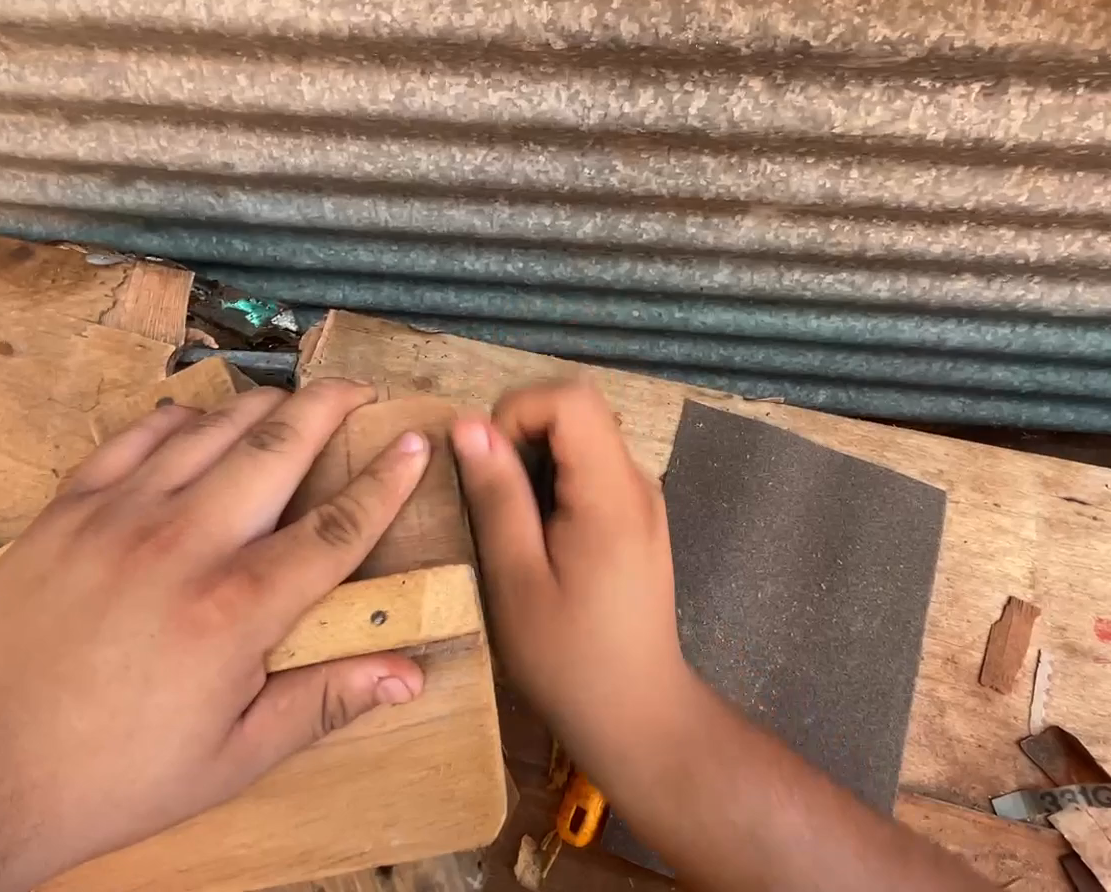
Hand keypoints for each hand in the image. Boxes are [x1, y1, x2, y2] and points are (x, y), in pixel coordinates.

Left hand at [0, 381, 431, 891]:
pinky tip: (201, 423)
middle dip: (332, 405)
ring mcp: (121, 515)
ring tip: (294, 402)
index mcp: (236, 611)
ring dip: (266, 404)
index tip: (416, 443)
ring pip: (215, 427)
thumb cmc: (108, 778)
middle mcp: (186, 544)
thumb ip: (325, 702)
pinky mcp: (68, 507)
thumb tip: (410, 676)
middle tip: (360, 388)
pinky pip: (139, 434)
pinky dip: (184, 417)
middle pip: (280, 446)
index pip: (338, 529)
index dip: (387, 481)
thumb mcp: (230, 760)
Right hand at [449, 382, 692, 767]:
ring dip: (536, 460)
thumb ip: (497, 496)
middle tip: (494, 499)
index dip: (518, 412)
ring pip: (582, 436)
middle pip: (578, 410)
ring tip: (515, 523)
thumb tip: (467, 424)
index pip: (572, 398)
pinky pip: (592, 467)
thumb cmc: (568, 659)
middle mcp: (638, 481)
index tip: (488, 463)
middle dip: (522, 435)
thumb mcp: (516, 579)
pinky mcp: (639, 515)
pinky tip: (542, 535)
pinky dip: (556, 480)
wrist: (638, 713)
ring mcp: (644, 497)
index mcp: (612, 493)